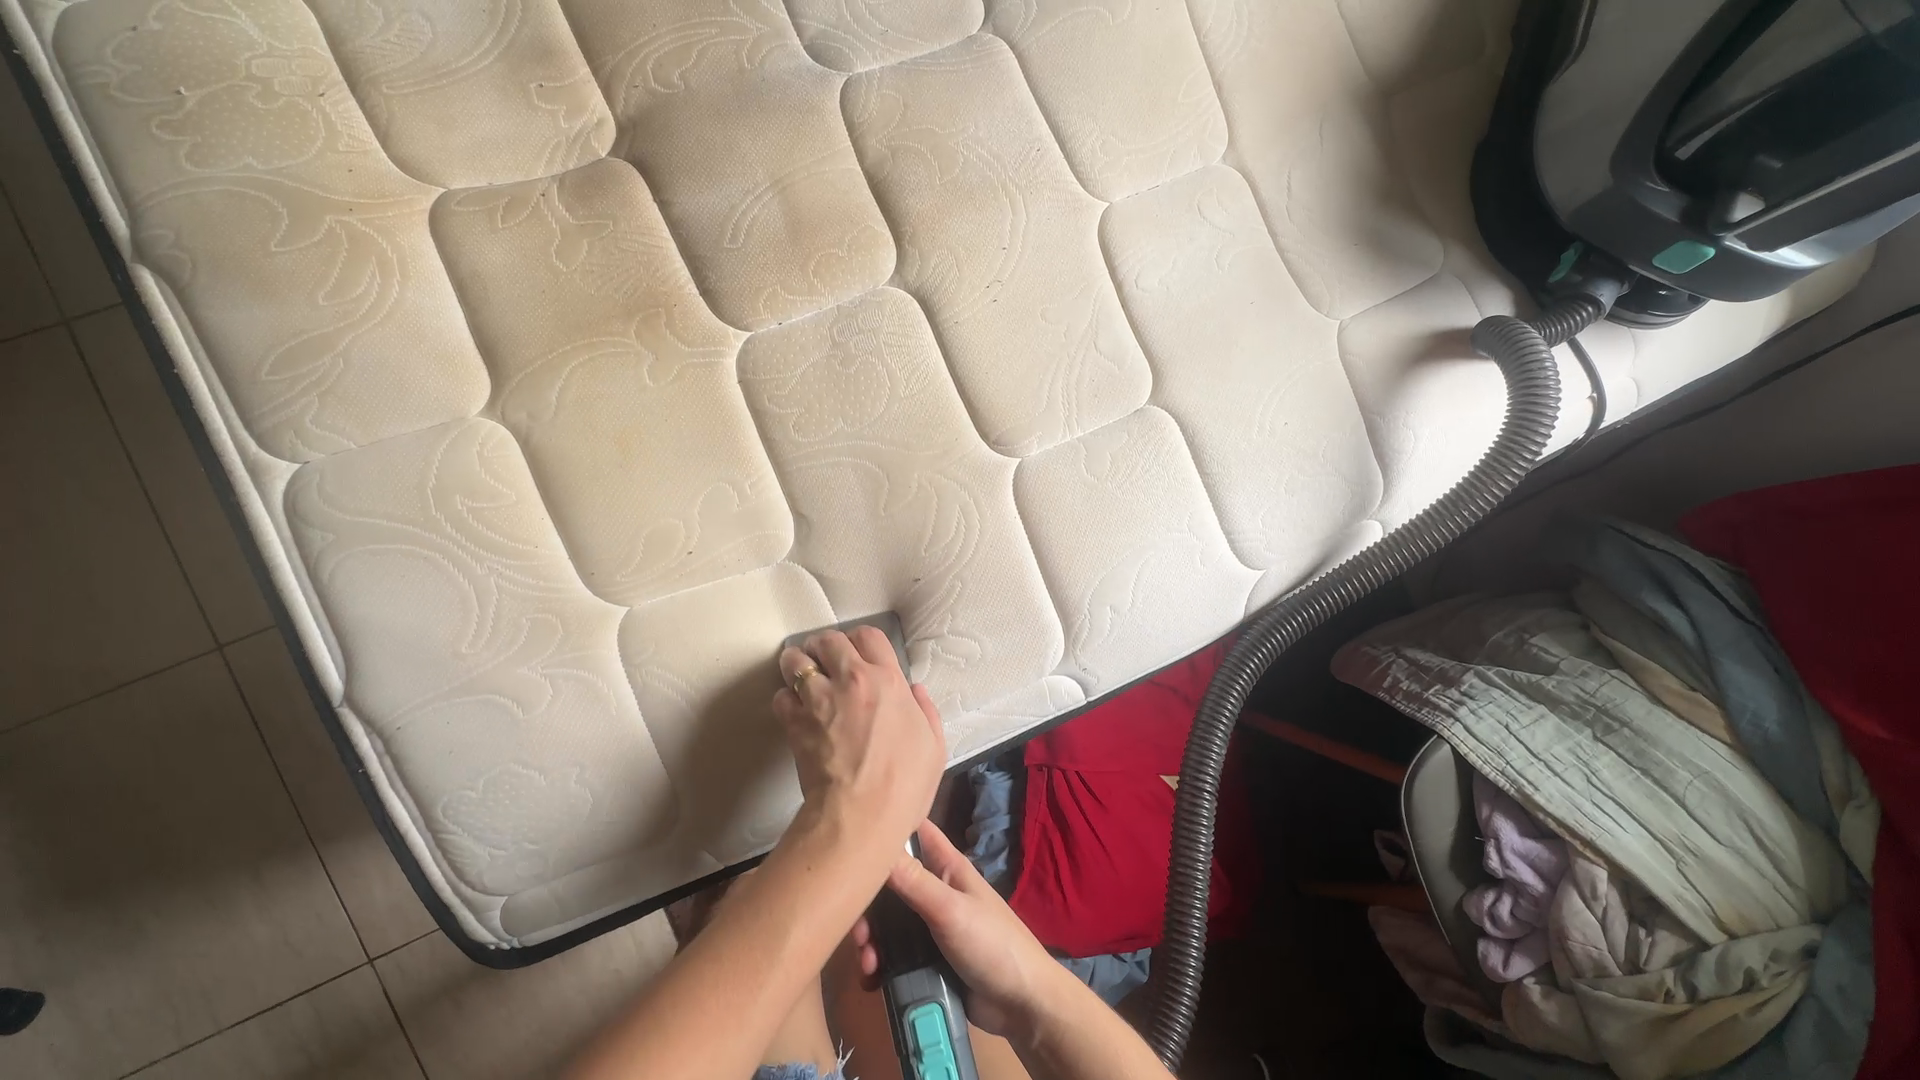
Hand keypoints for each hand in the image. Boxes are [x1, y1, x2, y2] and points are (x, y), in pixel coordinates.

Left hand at [773, 627, 944, 855]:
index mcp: (889, 681)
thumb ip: (925, 711)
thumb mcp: (934, 747)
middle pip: (829, 640)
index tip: (857, 652)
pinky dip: (785, 699)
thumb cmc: (905, 785)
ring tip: (799, 674)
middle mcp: (852, 680)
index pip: (869, 636)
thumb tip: (914, 690)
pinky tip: (793, 710)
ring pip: (796, 660)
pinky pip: (780, 696)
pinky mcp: (794, 722)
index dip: (861, 640)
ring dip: (797, 663)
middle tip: (824, 658)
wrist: (861, 815)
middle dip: (824, 645)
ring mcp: (820, 699)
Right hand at [848, 821, 1063, 1038]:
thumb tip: (876, 843)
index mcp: (948, 867)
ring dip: (871, 939)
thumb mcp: (950, 909)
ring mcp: (930, 927)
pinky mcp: (926, 959)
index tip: (854, 830)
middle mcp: (936, 891)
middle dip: (869, 902)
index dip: (889, 824)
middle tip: (859, 928)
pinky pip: (893, 954)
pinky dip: (879, 964)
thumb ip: (914, 880)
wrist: (1021, 1005)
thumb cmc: (992, 944)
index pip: (916, 831)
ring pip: (888, 922)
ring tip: (868, 962)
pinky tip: (872, 978)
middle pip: (891, 883)